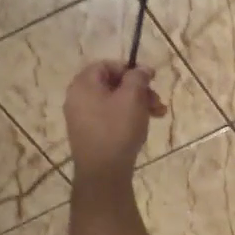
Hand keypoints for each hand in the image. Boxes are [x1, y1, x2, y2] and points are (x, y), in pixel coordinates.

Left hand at [64, 61, 165, 180]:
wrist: (103, 170)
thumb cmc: (117, 129)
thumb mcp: (132, 98)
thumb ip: (138, 77)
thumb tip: (142, 69)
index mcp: (84, 85)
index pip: (106, 65)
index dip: (130, 68)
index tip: (151, 78)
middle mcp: (77, 97)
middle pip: (112, 83)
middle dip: (139, 89)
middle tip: (157, 101)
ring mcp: (81, 116)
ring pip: (114, 100)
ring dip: (137, 103)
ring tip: (157, 114)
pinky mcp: (88, 131)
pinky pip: (109, 115)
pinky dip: (127, 115)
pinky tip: (142, 125)